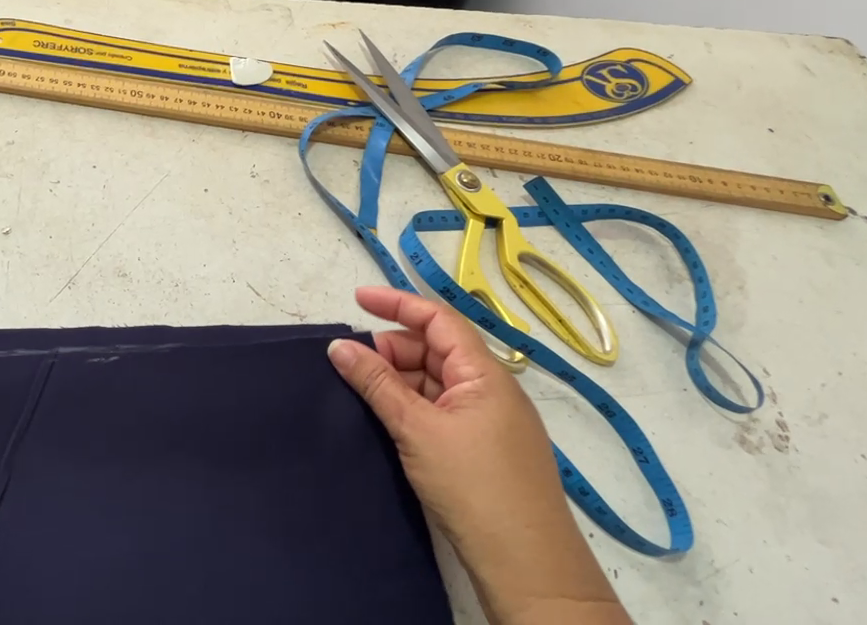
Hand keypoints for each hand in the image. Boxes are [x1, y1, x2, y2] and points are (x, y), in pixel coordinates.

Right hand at [329, 287, 627, 624]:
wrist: (528, 568)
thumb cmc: (474, 487)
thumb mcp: (415, 429)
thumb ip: (375, 382)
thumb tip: (338, 345)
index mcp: (484, 375)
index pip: (439, 320)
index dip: (397, 304)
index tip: (356, 299)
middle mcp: (490, 390)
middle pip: (434, 349)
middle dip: (391, 349)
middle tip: (352, 366)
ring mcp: (489, 421)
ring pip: (434, 381)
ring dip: (397, 380)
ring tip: (362, 395)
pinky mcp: (482, 450)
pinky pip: (439, 409)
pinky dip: (410, 406)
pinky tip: (385, 420)